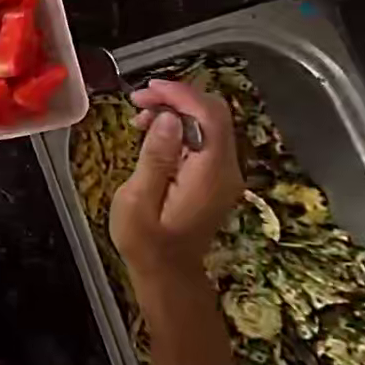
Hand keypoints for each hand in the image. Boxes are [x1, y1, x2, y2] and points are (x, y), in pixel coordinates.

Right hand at [109, 79, 242, 284]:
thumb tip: (170, 119)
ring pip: (210, 121)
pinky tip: (154, 130)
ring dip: (177, 109)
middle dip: (177, 97)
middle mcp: (226, 170)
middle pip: (214, 113)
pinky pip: (204, 136)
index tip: (148, 89)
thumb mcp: (138, 200)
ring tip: (140, 115)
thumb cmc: (145, 242)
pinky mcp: (216, 175)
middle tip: (139, 99)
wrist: (167, 275)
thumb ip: (156, 157)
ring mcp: (224, 173)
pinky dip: (181, 124)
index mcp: (209, 175)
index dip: (181, 95)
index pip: (209, 117)